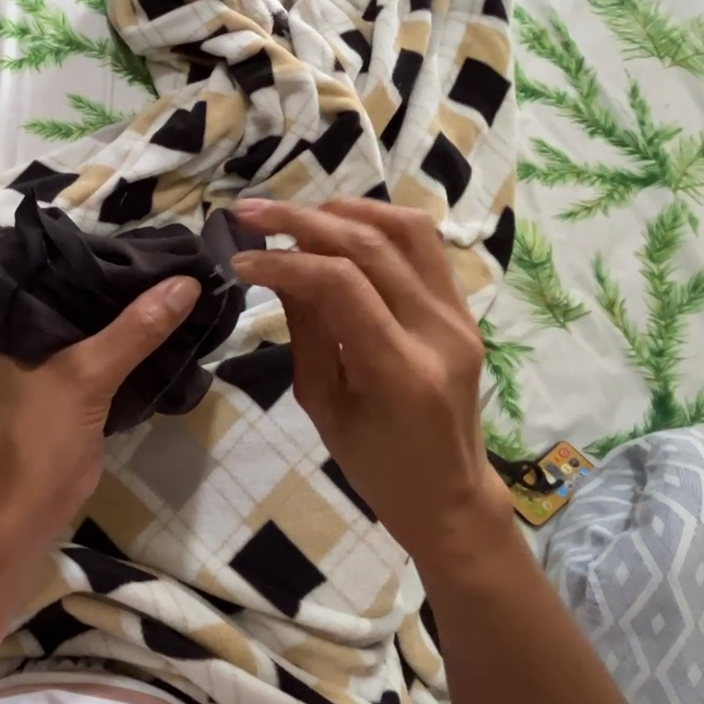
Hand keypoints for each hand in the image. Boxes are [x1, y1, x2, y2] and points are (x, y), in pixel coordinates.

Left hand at [0, 276, 201, 550]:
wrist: (38, 501)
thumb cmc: (48, 430)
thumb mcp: (90, 372)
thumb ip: (136, 329)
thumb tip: (187, 284)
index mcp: (24, 320)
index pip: (64, 270)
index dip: (105, 252)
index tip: (152, 237)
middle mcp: (39, 333)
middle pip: (90, 296)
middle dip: (130, 282)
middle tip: (179, 256)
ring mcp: (62, 360)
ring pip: (107, 325)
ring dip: (140, 312)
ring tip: (185, 282)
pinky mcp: (84, 384)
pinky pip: (116, 352)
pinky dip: (142, 342)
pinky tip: (175, 324)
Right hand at [228, 197, 511, 569]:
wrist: (448, 494)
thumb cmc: (372, 464)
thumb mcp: (320, 402)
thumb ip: (306, 329)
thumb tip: (278, 270)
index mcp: (398, 369)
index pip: (338, 284)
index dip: (281, 262)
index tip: (239, 260)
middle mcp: (439, 331)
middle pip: (370, 245)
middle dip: (301, 220)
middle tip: (250, 213)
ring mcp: (460, 315)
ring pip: (406, 229)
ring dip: (344, 210)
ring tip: (295, 212)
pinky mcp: (464, 308)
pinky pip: (424, 245)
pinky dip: (377, 222)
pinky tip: (338, 224)